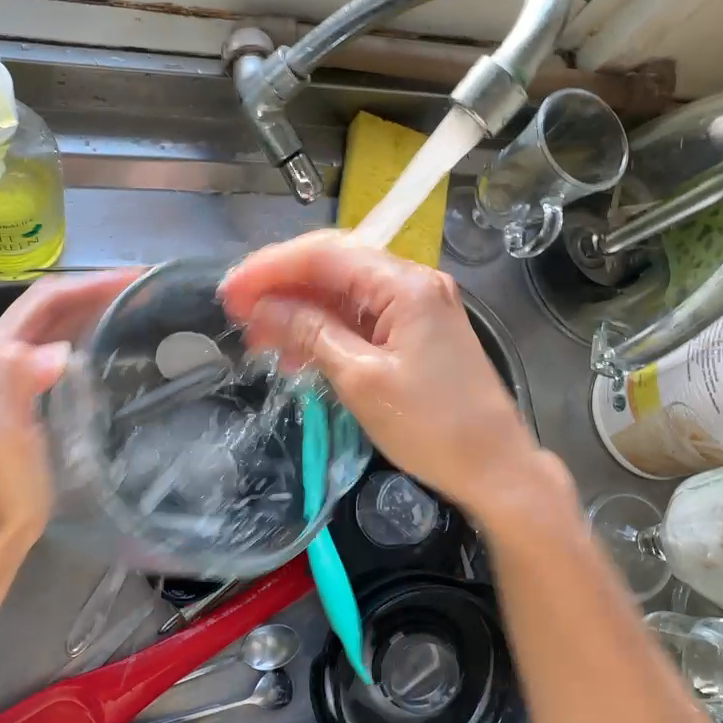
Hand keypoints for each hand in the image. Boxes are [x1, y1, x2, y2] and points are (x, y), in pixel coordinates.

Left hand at [0, 269, 142, 544]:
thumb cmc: (0, 489)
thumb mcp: (3, 436)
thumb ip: (17, 385)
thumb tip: (57, 351)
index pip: (41, 301)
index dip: (88, 284)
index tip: (135, 279)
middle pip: (49, 307)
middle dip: (96, 289)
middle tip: (148, 287)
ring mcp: (12, 376)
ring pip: (55, 326)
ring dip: (94, 308)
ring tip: (139, 303)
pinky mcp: (28, 395)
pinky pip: (61, 350)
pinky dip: (89, 335)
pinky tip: (115, 340)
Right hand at [219, 231, 541, 514]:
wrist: (494, 468)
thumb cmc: (432, 428)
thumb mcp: (361, 380)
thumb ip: (311, 333)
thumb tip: (264, 309)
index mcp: (405, 285)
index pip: (325, 255)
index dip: (270, 269)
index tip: (229, 292)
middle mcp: (414, 283)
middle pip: (334, 268)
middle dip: (282, 287)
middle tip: (237, 314)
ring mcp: (417, 307)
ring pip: (344, 295)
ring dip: (300, 312)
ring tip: (260, 341)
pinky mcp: (417, 333)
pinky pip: (361, 319)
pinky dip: (326, 331)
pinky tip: (297, 354)